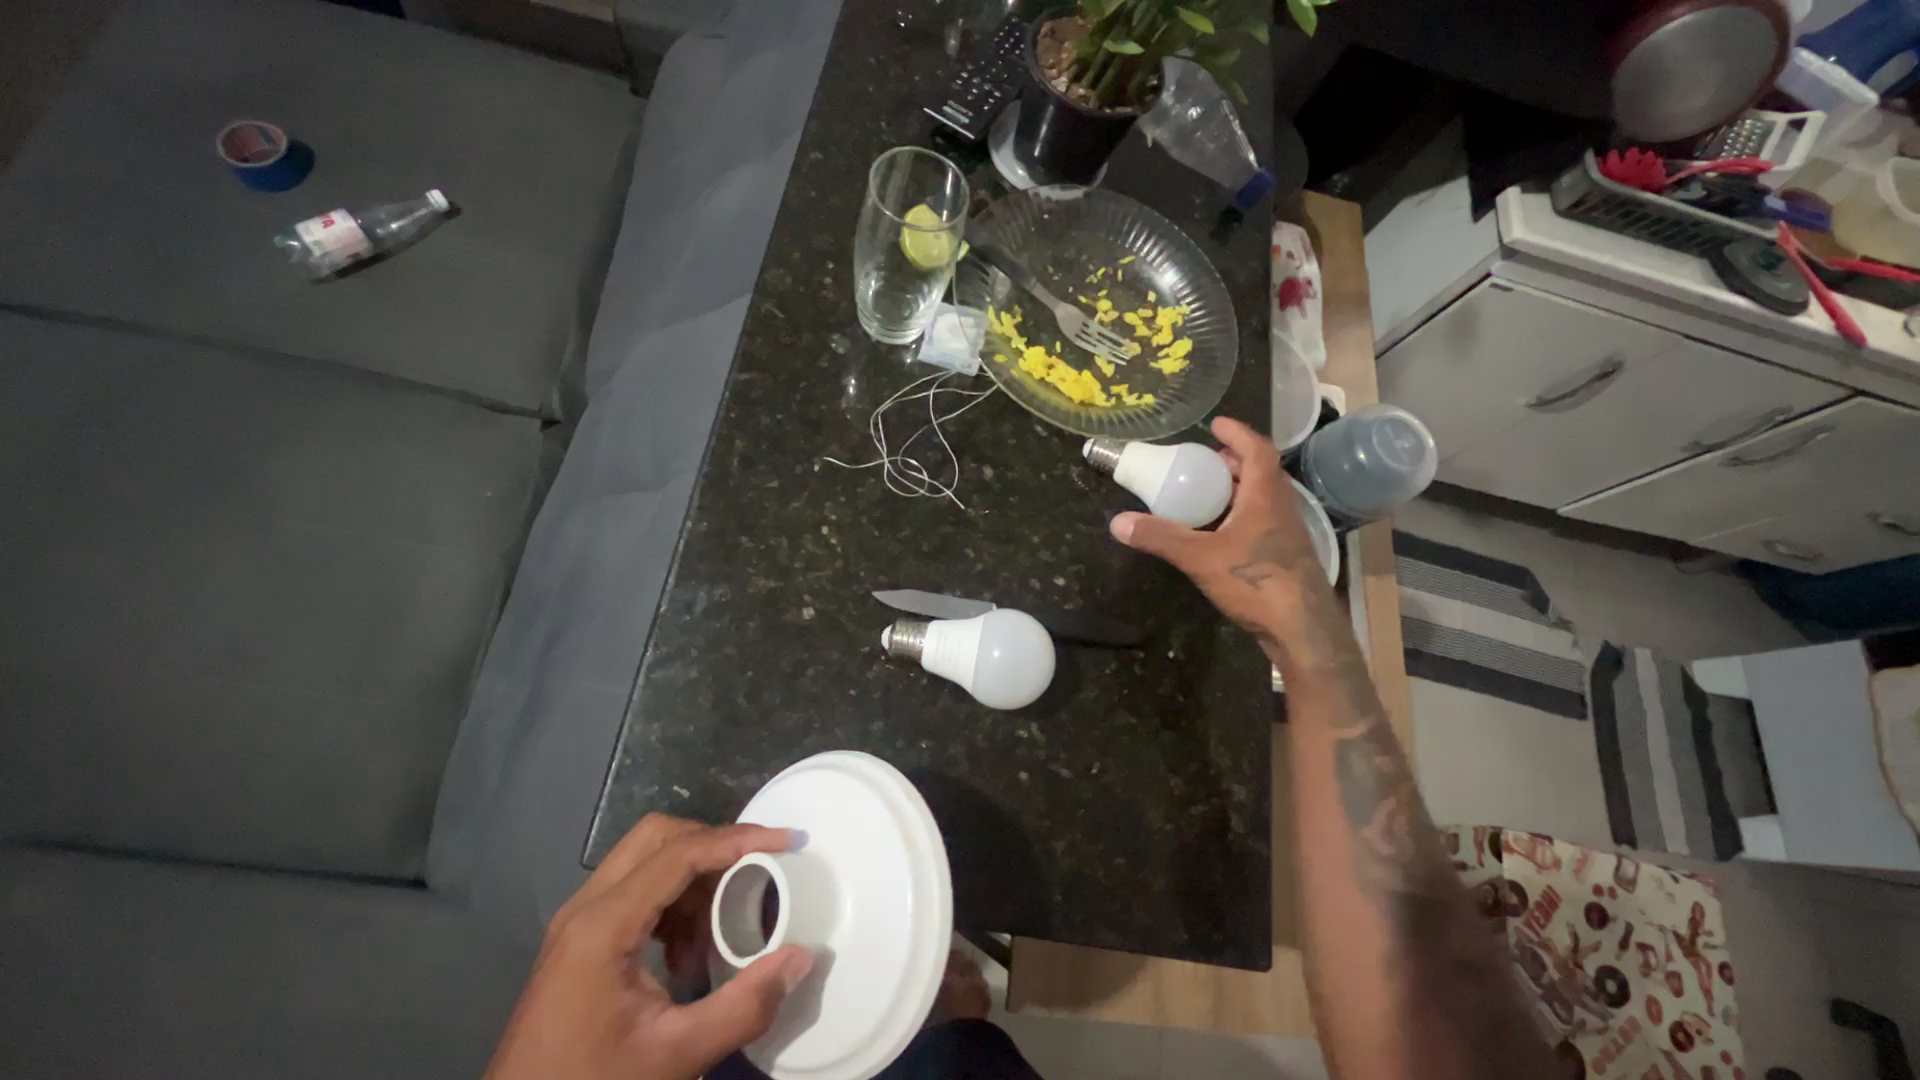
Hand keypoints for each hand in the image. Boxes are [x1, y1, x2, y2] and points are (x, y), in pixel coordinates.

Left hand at [485, 815, 814, 1079]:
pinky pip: (634, 889)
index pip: (680, 853)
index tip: (786, 841)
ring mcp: (577, 921)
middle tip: (758, 870)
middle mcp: (586, 907)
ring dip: (693, 877)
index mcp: (604, 925)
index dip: (738, 840)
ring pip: (645, 859)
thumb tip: (800, 957)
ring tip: (722, 928)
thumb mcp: (676, 1055)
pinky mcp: (578, 939)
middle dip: (714, 844)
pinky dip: (672, 900)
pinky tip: (687, 954)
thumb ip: (743, 1007)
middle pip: (658, 837)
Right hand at [1109, 416, 1329, 648]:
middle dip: (1234, 461)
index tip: (1216, 425)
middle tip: (1205, 461)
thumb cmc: (1257, 582)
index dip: (1238, 433)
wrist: (1301, 627)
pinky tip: (1221, 531)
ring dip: (1238, 488)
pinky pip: (1263, 519)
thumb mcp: (1200, 558)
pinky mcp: (1287, 554)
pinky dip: (1242, 512)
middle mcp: (1282, 506)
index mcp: (1266, 495)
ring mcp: (1288, 531)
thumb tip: (1118, 523)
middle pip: (1262, 471)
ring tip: (1208, 492)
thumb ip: (1161, 538)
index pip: (1257, 449)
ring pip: (1264, 497)